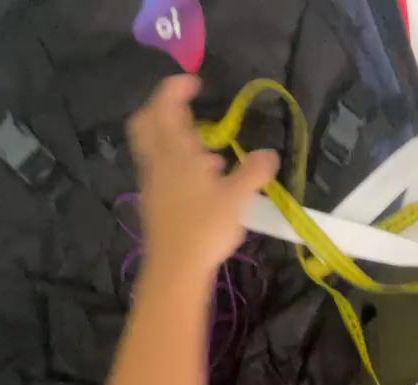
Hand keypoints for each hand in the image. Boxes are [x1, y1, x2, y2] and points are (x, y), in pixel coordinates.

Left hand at [127, 75, 279, 275]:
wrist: (175, 269)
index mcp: (175, 151)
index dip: (176, 88)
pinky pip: (162, 174)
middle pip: (148, 123)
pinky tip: (202, 186)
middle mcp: (158, 162)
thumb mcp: (236, 198)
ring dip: (176, 144)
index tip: (195, 83)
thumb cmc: (204, 228)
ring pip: (155, 150)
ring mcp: (153, 185)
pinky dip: (178, 169)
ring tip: (206, 154)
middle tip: (188, 114)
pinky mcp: (154, 206)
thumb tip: (270, 154)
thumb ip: (253, 173)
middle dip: (164, 112)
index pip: (166, 105)